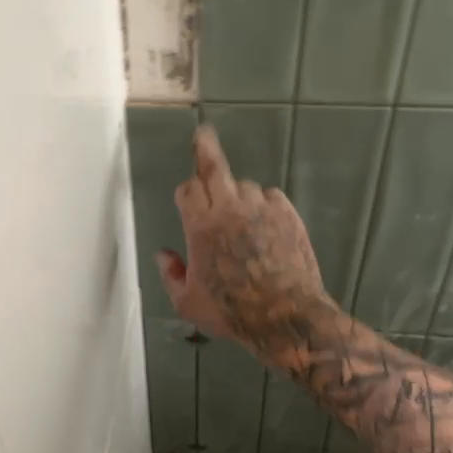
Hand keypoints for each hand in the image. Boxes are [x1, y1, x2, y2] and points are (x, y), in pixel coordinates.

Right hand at [156, 125, 329, 352]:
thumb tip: (164, 254)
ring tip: (240, 216)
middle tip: (203, 135)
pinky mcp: (288, 215)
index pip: (188, 190)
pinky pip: (270, 197)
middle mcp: (230, 209)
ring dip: (237, 193)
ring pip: (244, 185)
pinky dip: (263, 204)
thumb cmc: (231, 312)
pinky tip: (263, 223)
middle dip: (205, 148)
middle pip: (214, 167)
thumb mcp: (188, 302)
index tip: (187, 195)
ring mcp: (262, 209)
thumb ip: (171, 274)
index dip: (185, 192)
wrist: (285, 317)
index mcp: (201, 226)